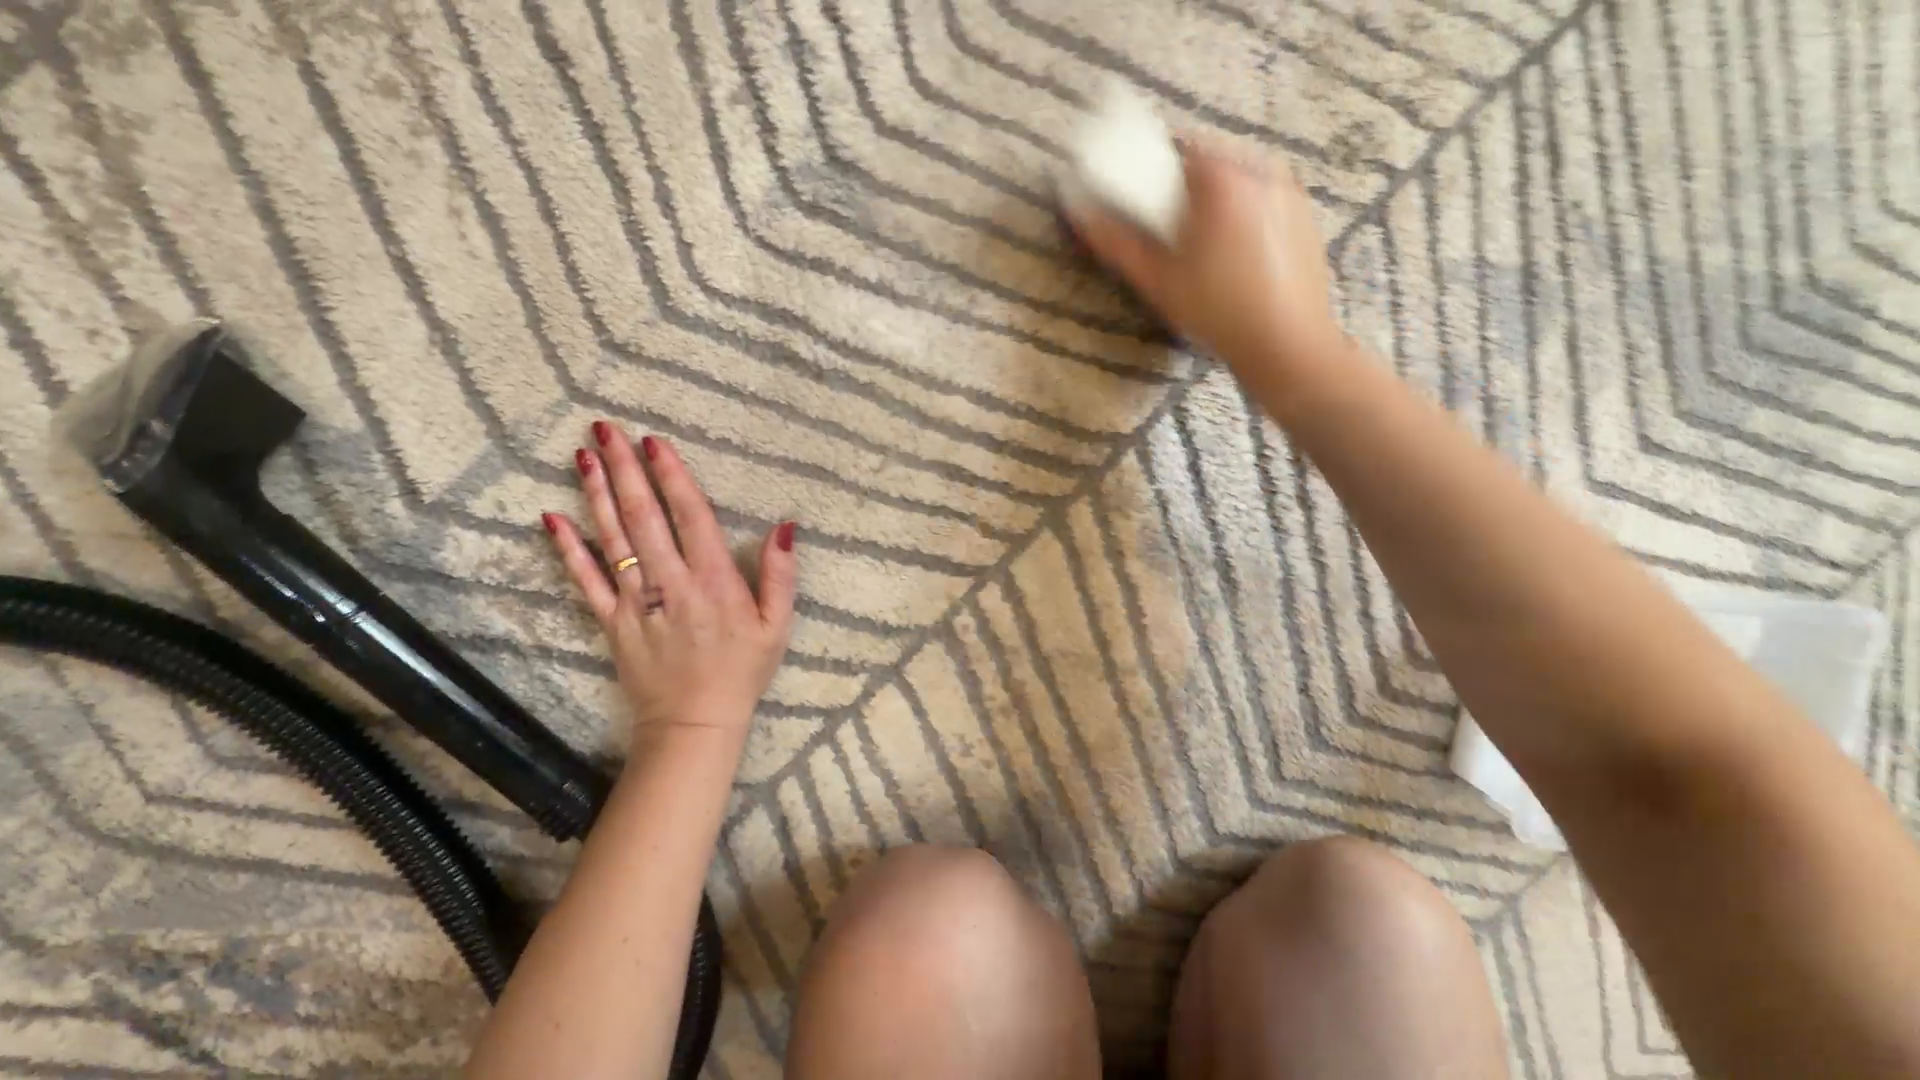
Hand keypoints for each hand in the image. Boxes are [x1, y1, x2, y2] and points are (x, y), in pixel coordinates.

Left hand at [542, 421, 796, 749]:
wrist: (694, 723)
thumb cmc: (742, 672)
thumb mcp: (778, 626)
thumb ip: (780, 575)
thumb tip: (785, 525)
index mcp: (714, 582)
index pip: (691, 517)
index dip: (672, 476)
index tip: (654, 441)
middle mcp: (671, 584)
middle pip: (643, 517)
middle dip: (625, 469)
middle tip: (605, 428)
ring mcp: (636, 602)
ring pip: (613, 540)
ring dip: (596, 494)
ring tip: (583, 455)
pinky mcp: (612, 622)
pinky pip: (586, 581)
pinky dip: (568, 549)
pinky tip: (552, 517)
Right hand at [1067, 136, 1345, 385]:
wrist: (1287, 346)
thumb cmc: (1219, 312)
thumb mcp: (1158, 280)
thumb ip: (1116, 242)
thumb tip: (1082, 215)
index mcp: (1222, 176)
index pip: (1179, 147)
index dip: (1157, 172)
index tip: (1147, 202)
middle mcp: (1262, 171)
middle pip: (1211, 163)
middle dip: (1189, 190)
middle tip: (1173, 232)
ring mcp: (1290, 193)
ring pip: (1240, 183)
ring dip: (1219, 204)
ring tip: (1206, 250)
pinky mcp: (1307, 219)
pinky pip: (1266, 203)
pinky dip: (1247, 218)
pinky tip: (1237, 260)